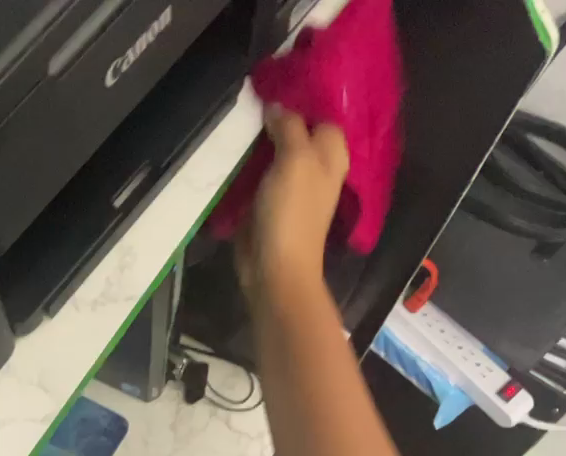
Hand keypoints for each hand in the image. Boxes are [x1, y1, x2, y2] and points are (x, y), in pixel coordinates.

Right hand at [237, 106, 349, 305]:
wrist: (274, 268)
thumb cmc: (292, 212)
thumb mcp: (295, 158)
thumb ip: (289, 126)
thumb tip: (276, 106)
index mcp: (331, 153)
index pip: (321, 111)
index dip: (303, 95)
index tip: (277, 77)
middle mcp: (315, 167)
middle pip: (297, 130)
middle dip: (277, 115)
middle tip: (253, 94)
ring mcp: (291, 186)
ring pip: (275, 151)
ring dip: (259, 139)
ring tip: (239, 116)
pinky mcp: (268, 203)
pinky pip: (258, 174)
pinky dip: (248, 164)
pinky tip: (234, 149)